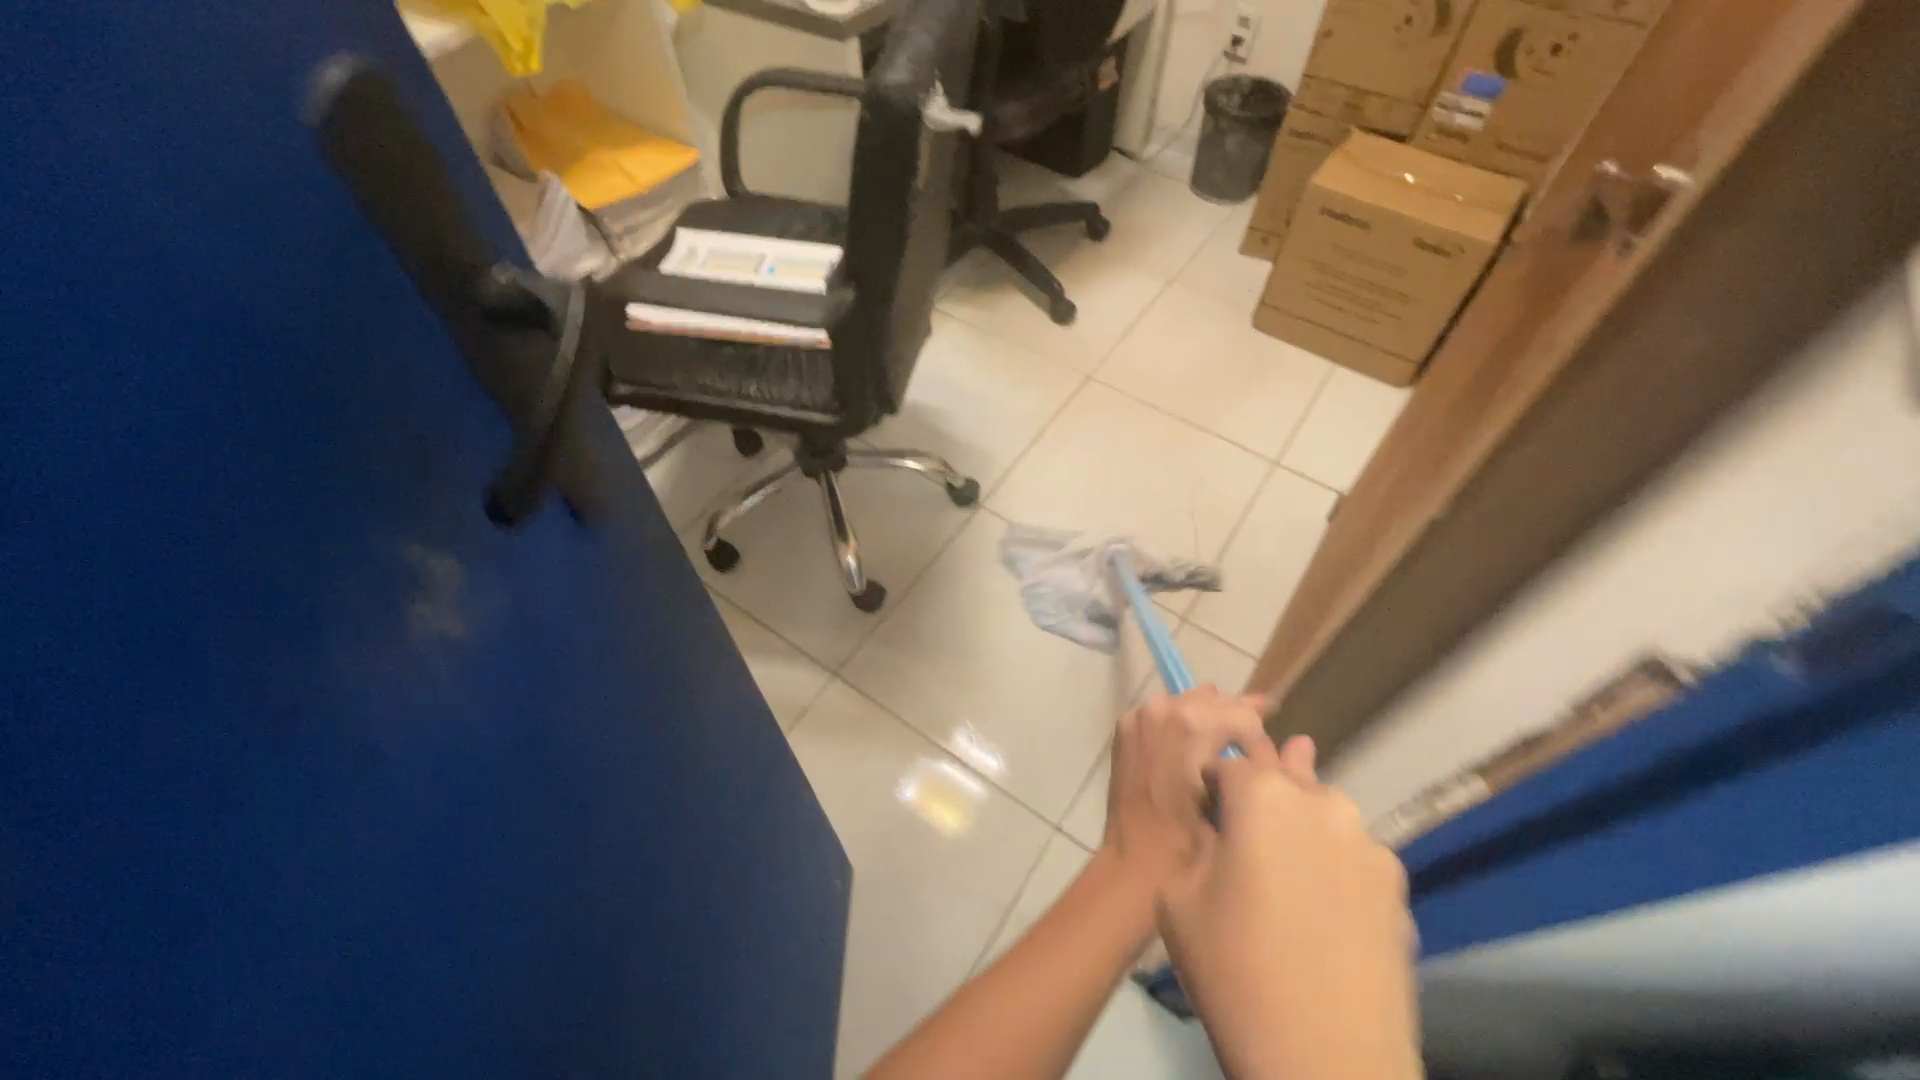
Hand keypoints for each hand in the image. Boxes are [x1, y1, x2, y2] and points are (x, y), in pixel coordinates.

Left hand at [1102, 688, 1273, 891]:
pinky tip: (1200, 743)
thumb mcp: (1234, 805)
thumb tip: (1299, 746)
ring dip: (1212, 716)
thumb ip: (1261, 768)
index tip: (1272, 761)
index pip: (1245, 716)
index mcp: (1193, 724)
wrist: (1133, 862)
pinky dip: (1183, 721)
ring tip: (1233, 738)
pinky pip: (1165, 712)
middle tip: (1263, 734)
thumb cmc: (1190, 842)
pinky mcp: (1127, 727)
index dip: (1263, 741)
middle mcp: (1164, 709)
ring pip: (1190, 701)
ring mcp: (1141, 715)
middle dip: (1240, 719)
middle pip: (1217, 701)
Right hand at [1160, 736, 1420, 1079]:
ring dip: (1302, 830)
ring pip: (1325, 817)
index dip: (1211, 785)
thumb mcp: (1177, 897)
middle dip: (1263, 796)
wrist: (1326, 1059)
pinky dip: (1334, 870)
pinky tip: (1322, 913)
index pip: (1230, 764)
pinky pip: (1354, 860)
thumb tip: (1223, 834)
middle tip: (1245, 833)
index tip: (1204, 813)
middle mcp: (1324, 805)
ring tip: (1285, 872)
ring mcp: (1371, 847)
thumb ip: (1200, 845)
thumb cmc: (1233, 969)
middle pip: (1286, 779)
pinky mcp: (1401, 891)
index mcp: (1263, 796)